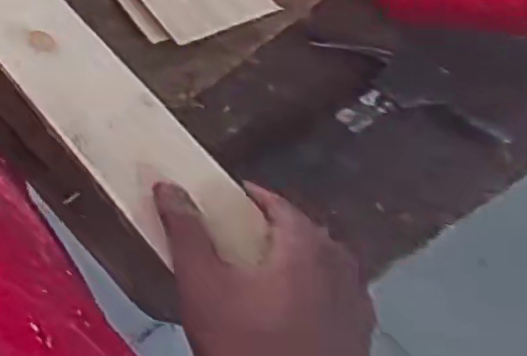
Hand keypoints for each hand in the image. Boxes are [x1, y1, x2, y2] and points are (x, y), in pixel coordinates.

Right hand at [155, 182, 373, 355]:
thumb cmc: (240, 344)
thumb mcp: (199, 282)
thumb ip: (185, 230)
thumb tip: (168, 186)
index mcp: (304, 257)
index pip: (287, 210)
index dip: (261, 197)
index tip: (236, 194)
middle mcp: (340, 283)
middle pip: (318, 238)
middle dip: (289, 226)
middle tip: (254, 226)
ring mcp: (356, 323)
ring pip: (340, 273)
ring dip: (312, 259)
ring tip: (279, 263)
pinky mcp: (357, 353)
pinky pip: (348, 307)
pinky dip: (326, 294)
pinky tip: (303, 308)